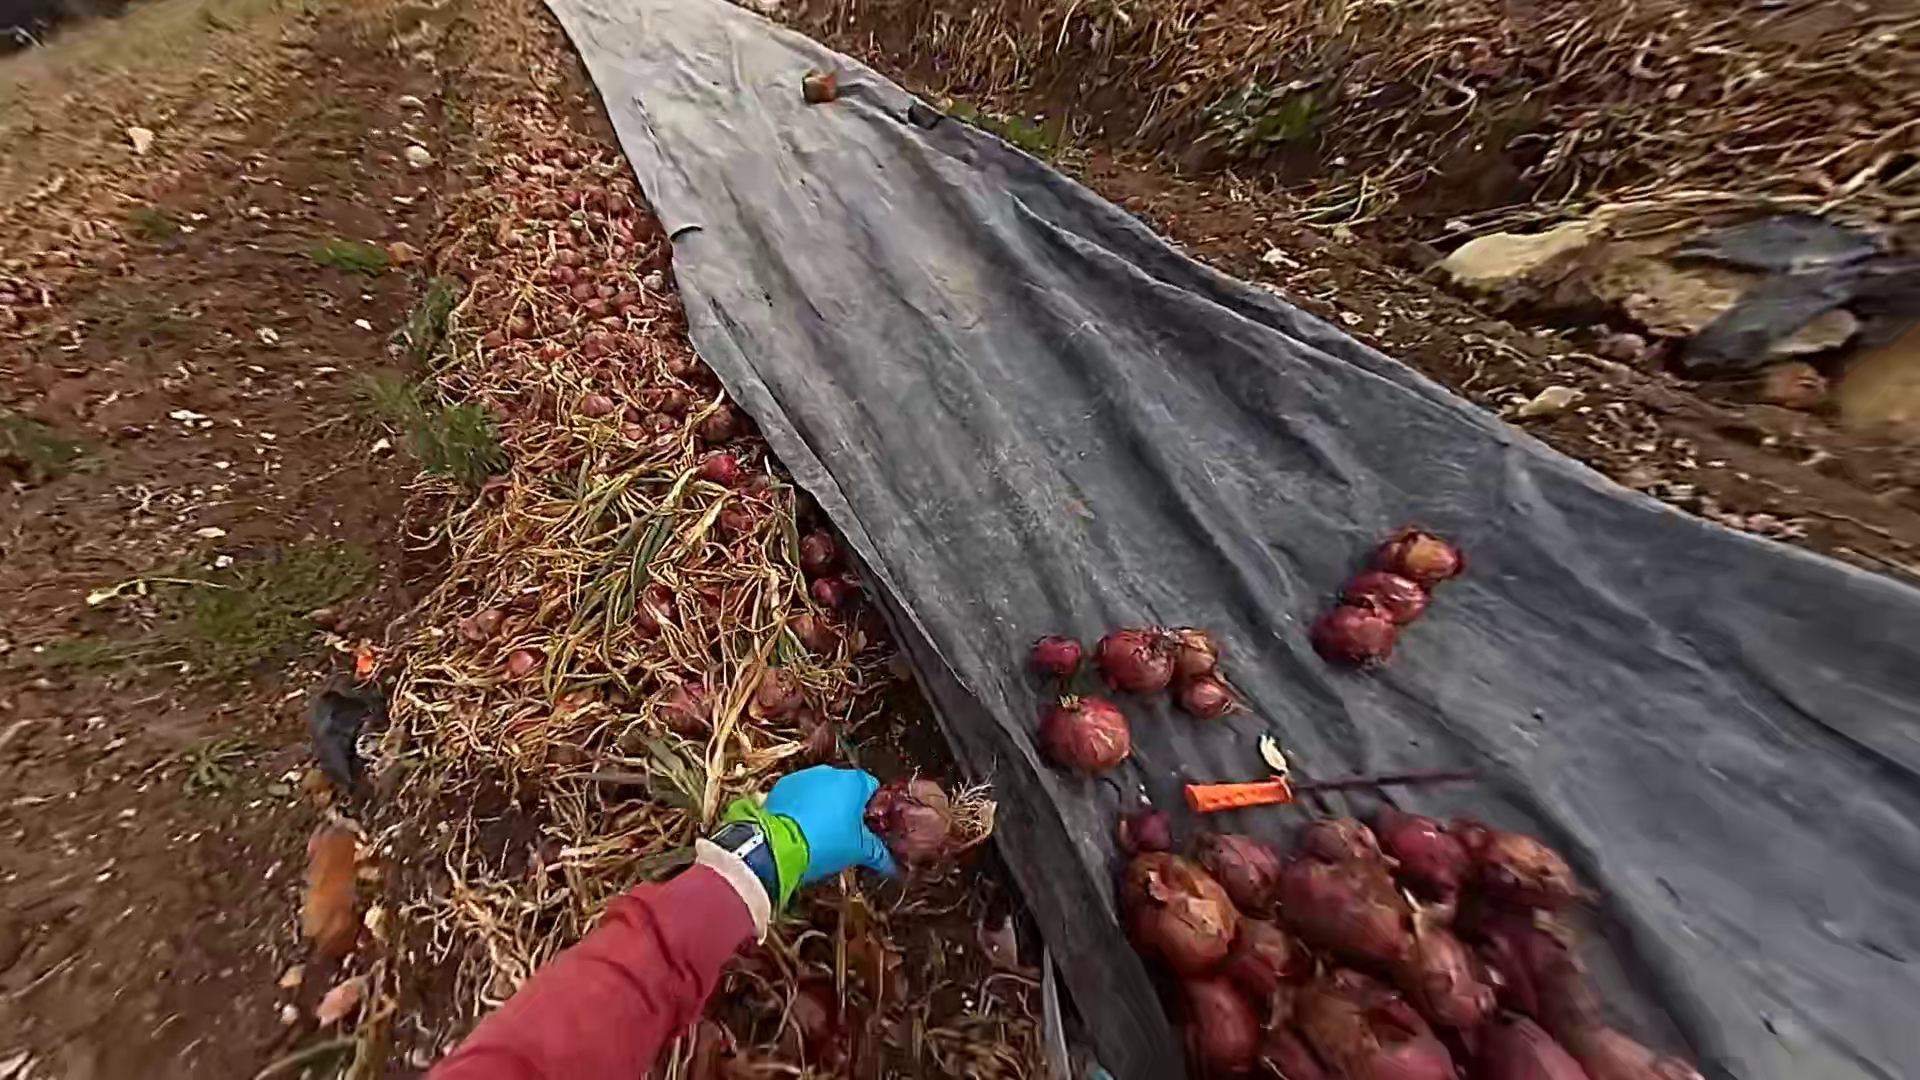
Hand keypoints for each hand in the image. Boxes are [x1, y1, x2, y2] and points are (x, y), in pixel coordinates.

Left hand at [765, 765, 898, 882]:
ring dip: (822, 805)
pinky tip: (798, 828)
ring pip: (821, 789)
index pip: (872, 787)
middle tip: (843, 833)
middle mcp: (831, 772)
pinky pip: (798, 793)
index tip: (866, 827)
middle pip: (846, 787)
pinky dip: (800, 806)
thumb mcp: (857, 850)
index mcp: (855, 782)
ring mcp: (806, 776)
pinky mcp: (783, 784)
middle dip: (846, 807)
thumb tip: (892, 865)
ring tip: (818, 833)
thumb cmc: (826, 843)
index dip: (871, 808)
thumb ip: (877, 853)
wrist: (778, 845)